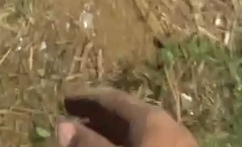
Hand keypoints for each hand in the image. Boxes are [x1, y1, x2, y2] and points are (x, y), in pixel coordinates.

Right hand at [56, 87, 197, 146]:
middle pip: (126, 115)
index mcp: (150, 116)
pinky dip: (131, 146)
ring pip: (140, 133)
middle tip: (74, 124)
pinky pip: (152, 144)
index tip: (65, 103)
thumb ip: (89, 143)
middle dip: (99, 119)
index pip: (112, 98)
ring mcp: (180, 143)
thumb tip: (61, 125)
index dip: (86, 99)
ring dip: (114, 136)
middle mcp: (167, 123)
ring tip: (93, 142)